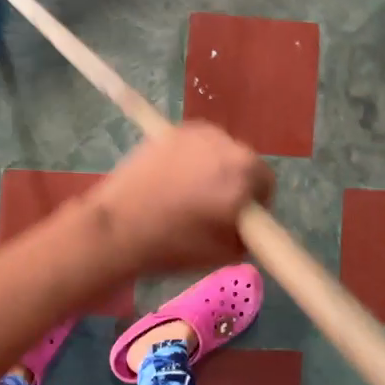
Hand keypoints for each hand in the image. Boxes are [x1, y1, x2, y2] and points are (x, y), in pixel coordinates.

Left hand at [86, 122, 274, 275]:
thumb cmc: (174, 243)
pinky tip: (174, 178)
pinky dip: (192, 157)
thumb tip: (247, 225)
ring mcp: (197, 133)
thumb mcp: (225, 253)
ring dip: (214, 167)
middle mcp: (227, 144)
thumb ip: (248, 235)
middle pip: (243, 162)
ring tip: (190, 193)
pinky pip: (195, 144)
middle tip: (214, 208)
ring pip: (219, 151)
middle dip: (235, 182)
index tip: (238, 220)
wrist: (117, 225)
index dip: (256, 204)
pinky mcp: (172, 131)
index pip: (266, 184)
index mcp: (244, 173)